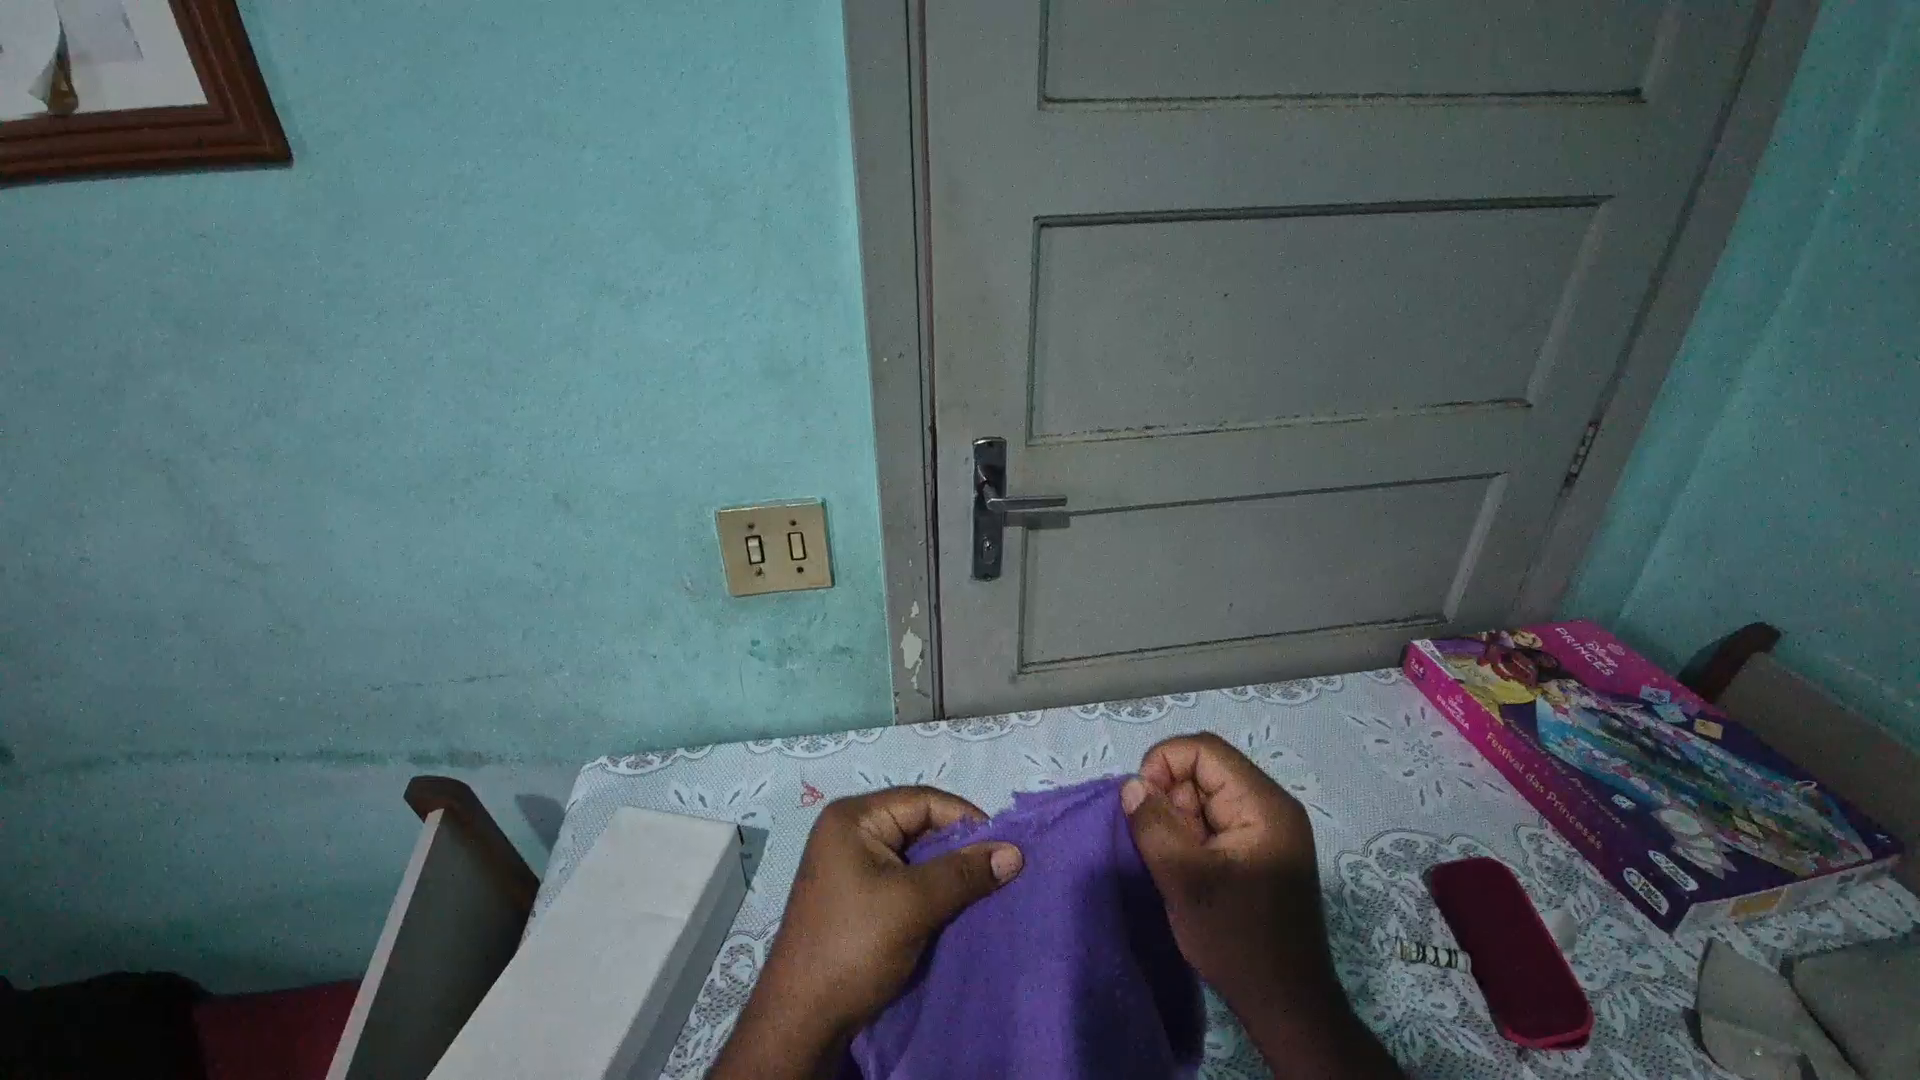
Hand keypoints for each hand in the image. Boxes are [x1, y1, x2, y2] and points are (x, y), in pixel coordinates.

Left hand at [711, 786, 1022, 1079]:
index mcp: (853, 818)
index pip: (923, 801)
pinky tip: (957, 906)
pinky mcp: (857, 895)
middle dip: (959, 847)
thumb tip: (1016, 851)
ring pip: (915, 855)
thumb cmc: (854, 946)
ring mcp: (851, 865)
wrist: (802, 1019)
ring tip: (984, 889)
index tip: (1004, 847)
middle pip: (919, 824)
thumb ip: (965, 873)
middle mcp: (849, 832)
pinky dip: (931, 889)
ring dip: (948, 871)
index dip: (966, 819)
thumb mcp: (914, 903)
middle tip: (998, 870)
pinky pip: (904, 878)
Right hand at [1124, 733, 1401, 1077]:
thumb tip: (1132, 785)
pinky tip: (1191, 873)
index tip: (1142, 808)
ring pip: (1205, 797)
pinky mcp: (1259, 852)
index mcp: (1264, 804)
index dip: (1163, 765)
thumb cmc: (1238, 940)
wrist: (1287, 1006)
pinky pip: (1215, 823)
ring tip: (1180, 866)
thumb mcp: (1185, 880)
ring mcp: (1267, 830)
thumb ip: (1153, 825)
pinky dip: (1193, 839)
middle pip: (1204, 771)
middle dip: (1171, 799)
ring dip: (1179, 822)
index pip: (1203, 750)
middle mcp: (1271, 806)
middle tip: (1166, 848)